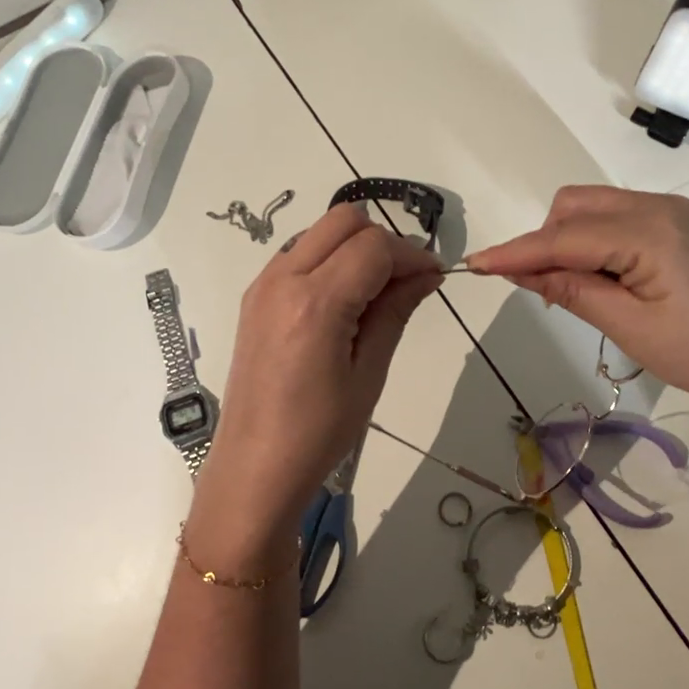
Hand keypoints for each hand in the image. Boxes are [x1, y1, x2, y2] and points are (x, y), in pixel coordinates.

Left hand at [199, 205, 442, 536]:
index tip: (435, 277)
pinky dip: (328, 261)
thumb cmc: (319, 432)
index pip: (374, 246)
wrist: (255, 467)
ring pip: (319, 232)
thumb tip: (426, 275)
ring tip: (377, 295)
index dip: (411, 254)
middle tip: (406, 282)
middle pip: (343, 221)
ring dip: (353, 248)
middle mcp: (283, 280)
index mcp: (315, 303)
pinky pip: (298, 255)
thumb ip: (395, 312)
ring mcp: (263, 286)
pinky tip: (344, 302)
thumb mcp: (368, 374)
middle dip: (383, 240)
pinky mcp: (254, 298)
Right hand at [466, 186, 688, 409]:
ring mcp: (673, 212)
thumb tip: (521, 271)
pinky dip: (595, 241)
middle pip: (576, 206)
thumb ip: (571, 289)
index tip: (476, 264)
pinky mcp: (680, 225)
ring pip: (595, 208)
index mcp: (650, 231)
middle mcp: (660, 207)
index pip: (565, 236)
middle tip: (540, 289)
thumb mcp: (627, 326)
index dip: (517, 251)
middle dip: (546, 240)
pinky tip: (600, 277)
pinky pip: (619, 218)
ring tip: (572, 289)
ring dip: (569, 239)